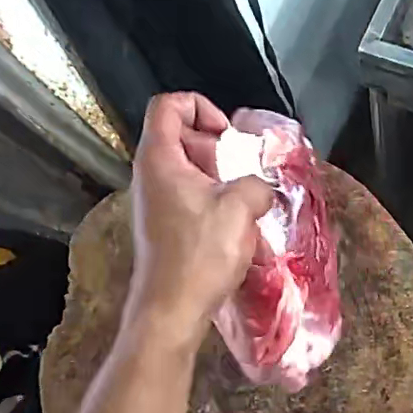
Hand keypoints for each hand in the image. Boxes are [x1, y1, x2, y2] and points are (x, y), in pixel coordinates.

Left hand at [127, 92, 277, 343]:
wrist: (174, 306)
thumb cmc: (201, 254)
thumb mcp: (241, 209)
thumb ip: (257, 185)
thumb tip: (260, 189)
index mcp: (161, 159)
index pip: (171, 106)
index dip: (203, 108)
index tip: (229, 136)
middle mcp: (152, 175)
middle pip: (184, 137)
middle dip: (221, 150)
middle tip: (244, 173)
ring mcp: (157, 201)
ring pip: (193, 171)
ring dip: (225, 181)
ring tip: (247, 205)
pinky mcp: (167, 225)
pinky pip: (194, 198)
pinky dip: (218, 204)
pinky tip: (238, 229)